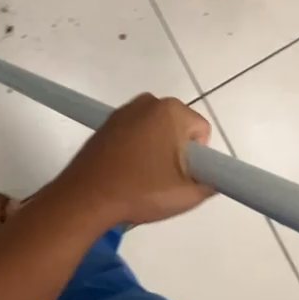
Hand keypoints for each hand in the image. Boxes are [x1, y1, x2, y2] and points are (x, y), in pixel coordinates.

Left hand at [45, 94, 213, 226]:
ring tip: (142, 177)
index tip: (179, 177)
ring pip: (156, 130)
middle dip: (175, 150)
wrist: (85, 198)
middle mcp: (149, 102)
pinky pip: (135, 132)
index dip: (196, 158)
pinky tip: (126, 171)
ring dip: (156, 149)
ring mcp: (125, 110)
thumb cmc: (140, 191)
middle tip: (162, 179)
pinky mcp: (107, 122)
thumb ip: (212, 184)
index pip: (201, 132)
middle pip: (178, 127)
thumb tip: (213, 179)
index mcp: (172, 111)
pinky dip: (136, 147)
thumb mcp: (187, 195)